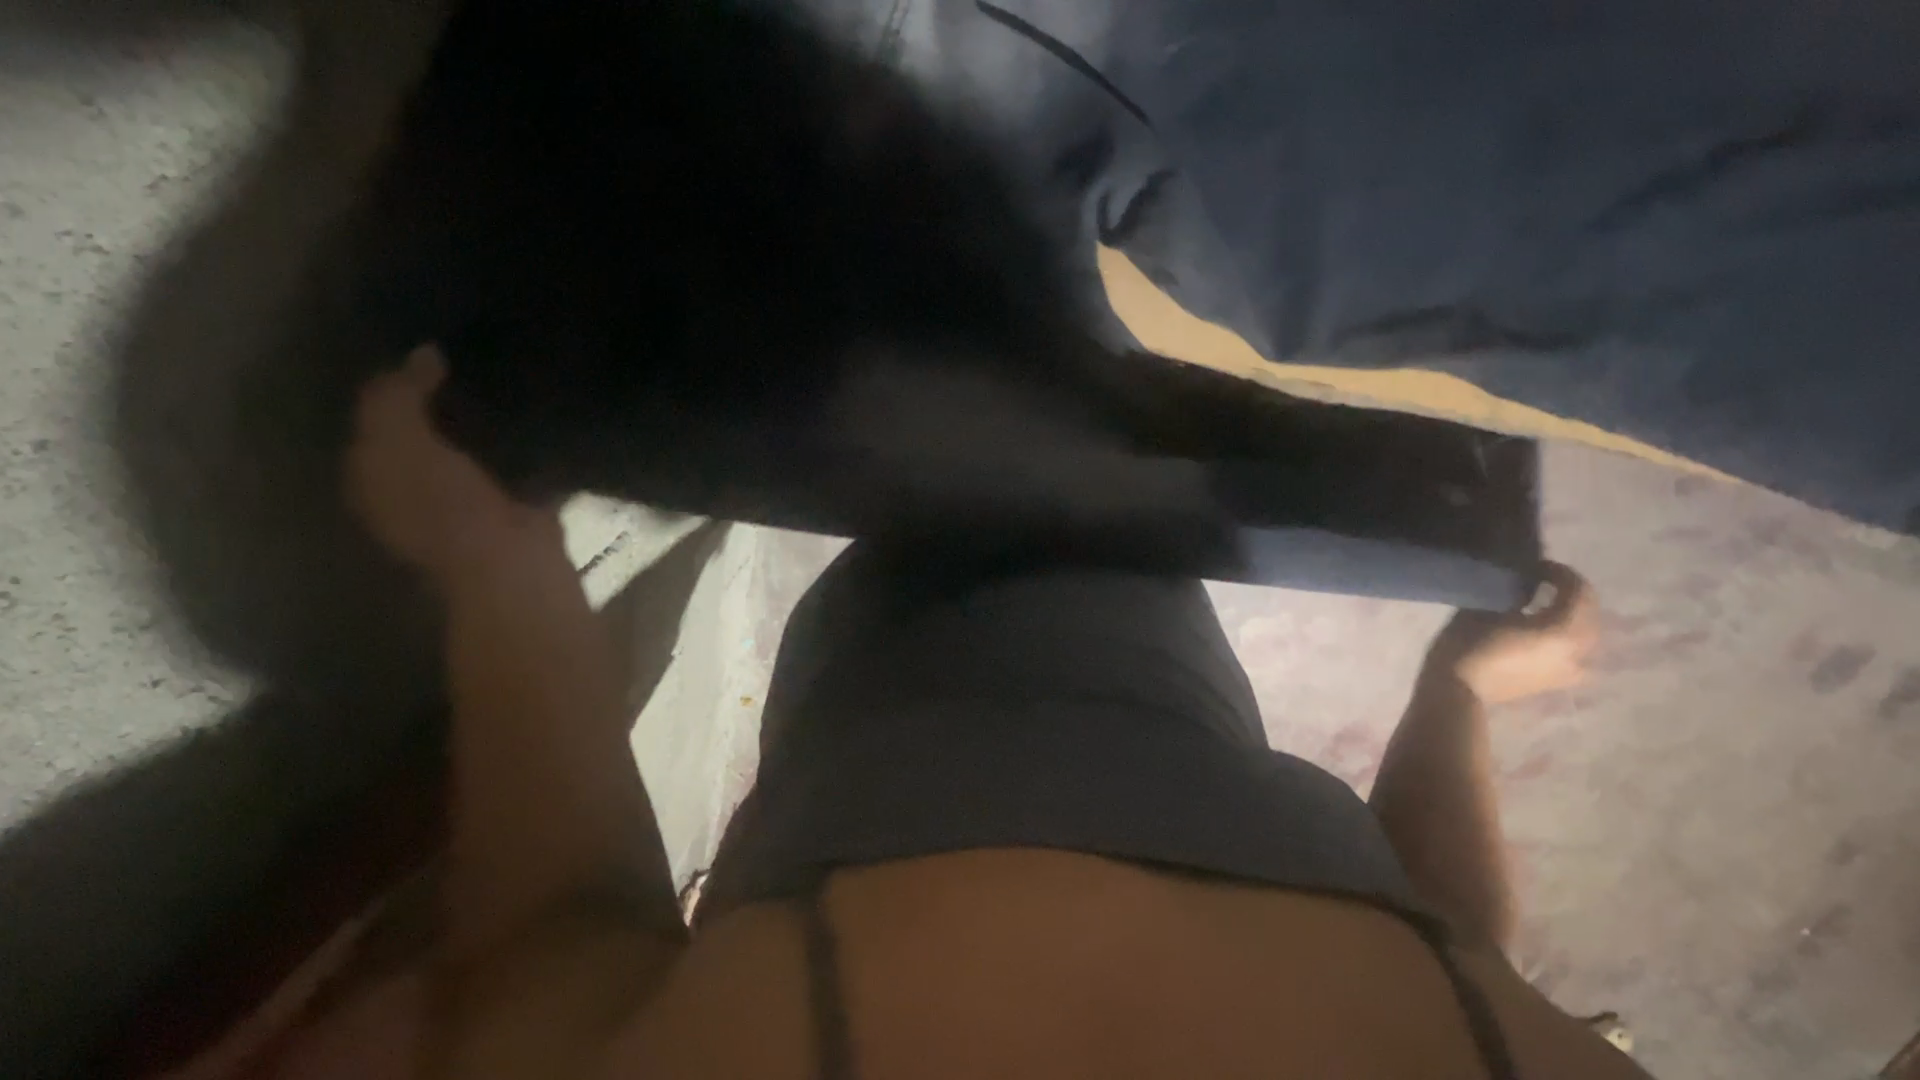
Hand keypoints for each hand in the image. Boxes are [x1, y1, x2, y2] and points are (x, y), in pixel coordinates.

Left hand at [345, 345, 563, 587]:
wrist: (510, 561)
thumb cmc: (444, 505)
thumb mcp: (401, 439)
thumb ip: (398, 394)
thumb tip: (423, 353)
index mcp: (371, 478)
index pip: (374, 420)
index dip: (395, 386)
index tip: (429, 355)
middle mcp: (407, 493)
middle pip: (419, 435)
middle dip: (439, 404)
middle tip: (468, 362)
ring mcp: (459, 505)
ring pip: (463, 451)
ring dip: (478, 424)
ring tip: (501, 382)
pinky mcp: (507, 510)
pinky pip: (505, 466)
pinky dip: (513, 446)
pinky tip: (526, 418)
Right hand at [1424, 562, 1598, 705]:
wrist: (1457, 691)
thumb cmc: (1467, 646)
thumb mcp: (1488, 609)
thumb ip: (1516, 594)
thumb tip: (1528, 585)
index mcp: (1563, 629)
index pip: (1577, 589)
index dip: (1559, 572)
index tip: (1535, 565)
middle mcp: (1579, 649)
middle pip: (1589, 611)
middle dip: (1570, 592)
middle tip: (1542, 581)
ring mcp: (1573, 668)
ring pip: (1586, 632)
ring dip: (1571, 614)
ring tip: (1544, 606)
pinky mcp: (1560, 680)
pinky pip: (1577, 652)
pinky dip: (1568, 637)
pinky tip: (1546, 633)